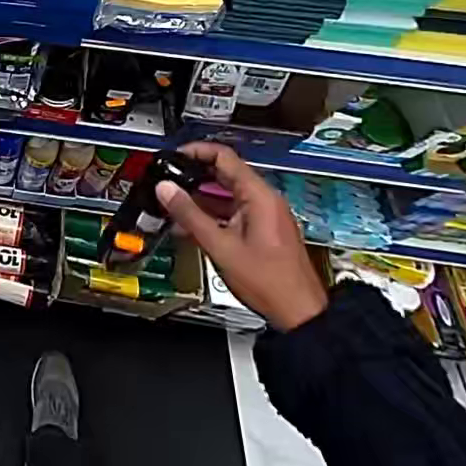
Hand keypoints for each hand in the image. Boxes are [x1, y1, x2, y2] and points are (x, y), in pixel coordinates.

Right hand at [158, 142, 328, 331]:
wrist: (299, 313)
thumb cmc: (270, 282)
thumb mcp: (220, 246)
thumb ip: (190, 215)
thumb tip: (167, 190)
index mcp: (258, 195)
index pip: (224, 156)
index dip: (196, 152)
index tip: (175, 157)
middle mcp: (265, 199)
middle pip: (225, 173)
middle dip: (195, 176)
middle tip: (170, 181)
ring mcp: (265, 214)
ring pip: (228, 194)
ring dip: (202, 198)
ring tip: (176, 206)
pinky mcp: (264, 229)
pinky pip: (234, 211)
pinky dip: (214, 214)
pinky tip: (195, 226)